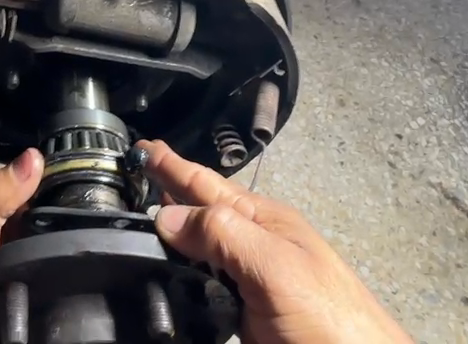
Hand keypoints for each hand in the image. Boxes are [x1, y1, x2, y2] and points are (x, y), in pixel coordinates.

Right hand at [140, 140, 413, 343]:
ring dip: (172, 233)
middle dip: (169, 190)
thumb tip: (165, 215)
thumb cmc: (331, 321)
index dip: (171, 164)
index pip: (206, 183)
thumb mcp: (275, 267)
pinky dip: (182, 277)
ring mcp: (251, 284)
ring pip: (201, 248)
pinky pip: (205, 289)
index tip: (140, 147)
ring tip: (145, 218)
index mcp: (263, 220)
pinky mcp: (246, 320)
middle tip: (136, 174)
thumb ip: (221, 234)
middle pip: (201, 210)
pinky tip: (170, 276)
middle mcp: (254, 246)